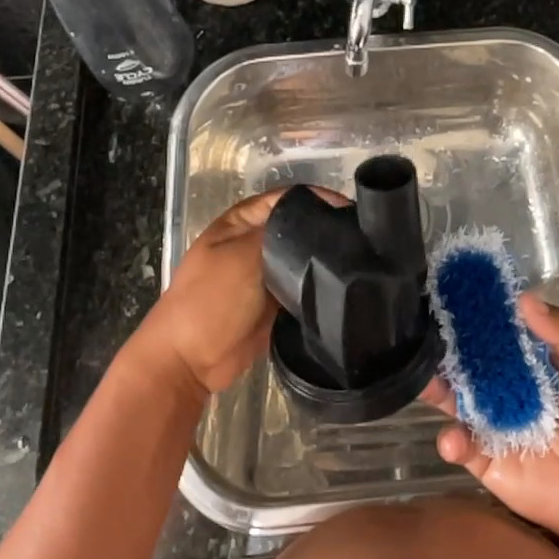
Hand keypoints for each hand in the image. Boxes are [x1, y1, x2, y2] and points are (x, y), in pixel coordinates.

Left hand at [134, 187, 346, 396]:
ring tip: (365, 262)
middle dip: (328, 231)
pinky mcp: (277, 304)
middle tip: (367, 238)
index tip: (354, 209)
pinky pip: (305, 289)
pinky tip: (347, 288)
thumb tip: (321, 223)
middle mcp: (257, 241)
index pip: (289, 198)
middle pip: (300, 228)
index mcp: (244, 220)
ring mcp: (267, 274)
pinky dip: (321, 289)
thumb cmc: (210, 299)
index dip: (319, 198)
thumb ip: (281, 234)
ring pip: (305, 261)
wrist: (191, 360)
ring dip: (327, 263)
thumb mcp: (244, 255)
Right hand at [420, 294, 558, 547]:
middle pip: (463, 359)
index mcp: (524, 357)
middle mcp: (499, 382)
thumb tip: (524, 298)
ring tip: (425, 382)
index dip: (474, 310)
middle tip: (422, 333)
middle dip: (442, 346)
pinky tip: (454, 440)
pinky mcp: (481, 456)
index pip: (494, 327)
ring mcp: (487, 419)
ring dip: (434, 388)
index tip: (451, 291)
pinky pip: (459, 444)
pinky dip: (451, 441)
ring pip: (451, 398)